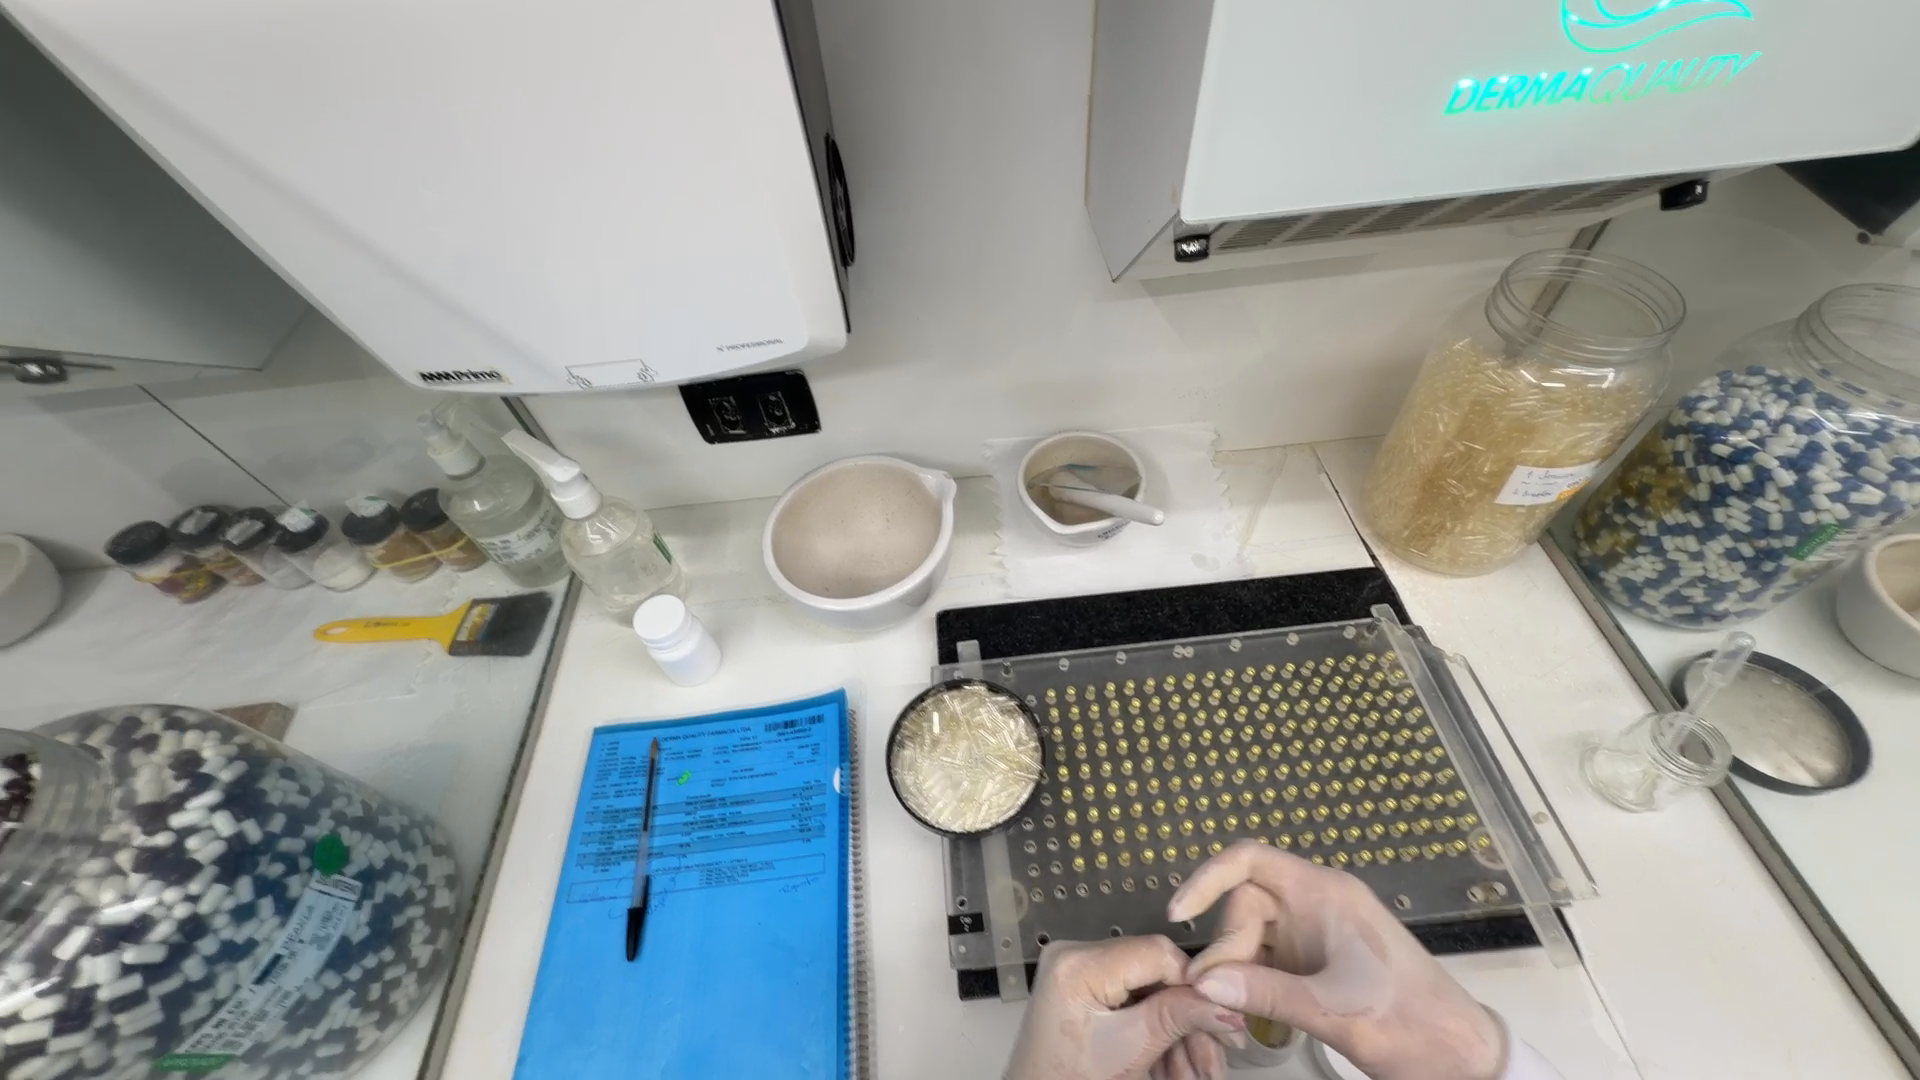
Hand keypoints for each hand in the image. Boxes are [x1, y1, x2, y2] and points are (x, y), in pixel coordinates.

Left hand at [1005, 936, 1246, 1079]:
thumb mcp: (1130, 1053)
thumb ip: (1177, 1018)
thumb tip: (1231, 1005)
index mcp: (1077, 962)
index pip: (1155, 952)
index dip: (1196, 984)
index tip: (1228, 1021)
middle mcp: (1074, 951)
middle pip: (1154, 974)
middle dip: (1188, 1021)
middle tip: (1217, 1065)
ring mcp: (1076, 967)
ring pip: (1148, 990)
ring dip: (1177, 1034)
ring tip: (1199, 1077)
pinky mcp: (1081, 985)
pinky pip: (1131, 998)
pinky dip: (1155, 1031)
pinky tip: (1175, 1068)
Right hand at [1167, 841, 1507, 1079]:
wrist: (1471, 1067)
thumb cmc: (1413, 1026)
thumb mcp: (1339, 1013)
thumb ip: (1268, 993)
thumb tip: (1202, 981)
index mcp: (1323, 893)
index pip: (1249, 860)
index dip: (1207, 877)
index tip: (1180, 914)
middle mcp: (1314, 903)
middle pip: (1245, 904)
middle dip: (1226, 946)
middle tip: (1211, 992)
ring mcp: (1314, 933)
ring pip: (1252, 935)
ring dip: (1237, 969)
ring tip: (1228, 1009)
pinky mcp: (1316, 962)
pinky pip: (1267, 959)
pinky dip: (1253, 983)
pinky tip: (1249, 1014)